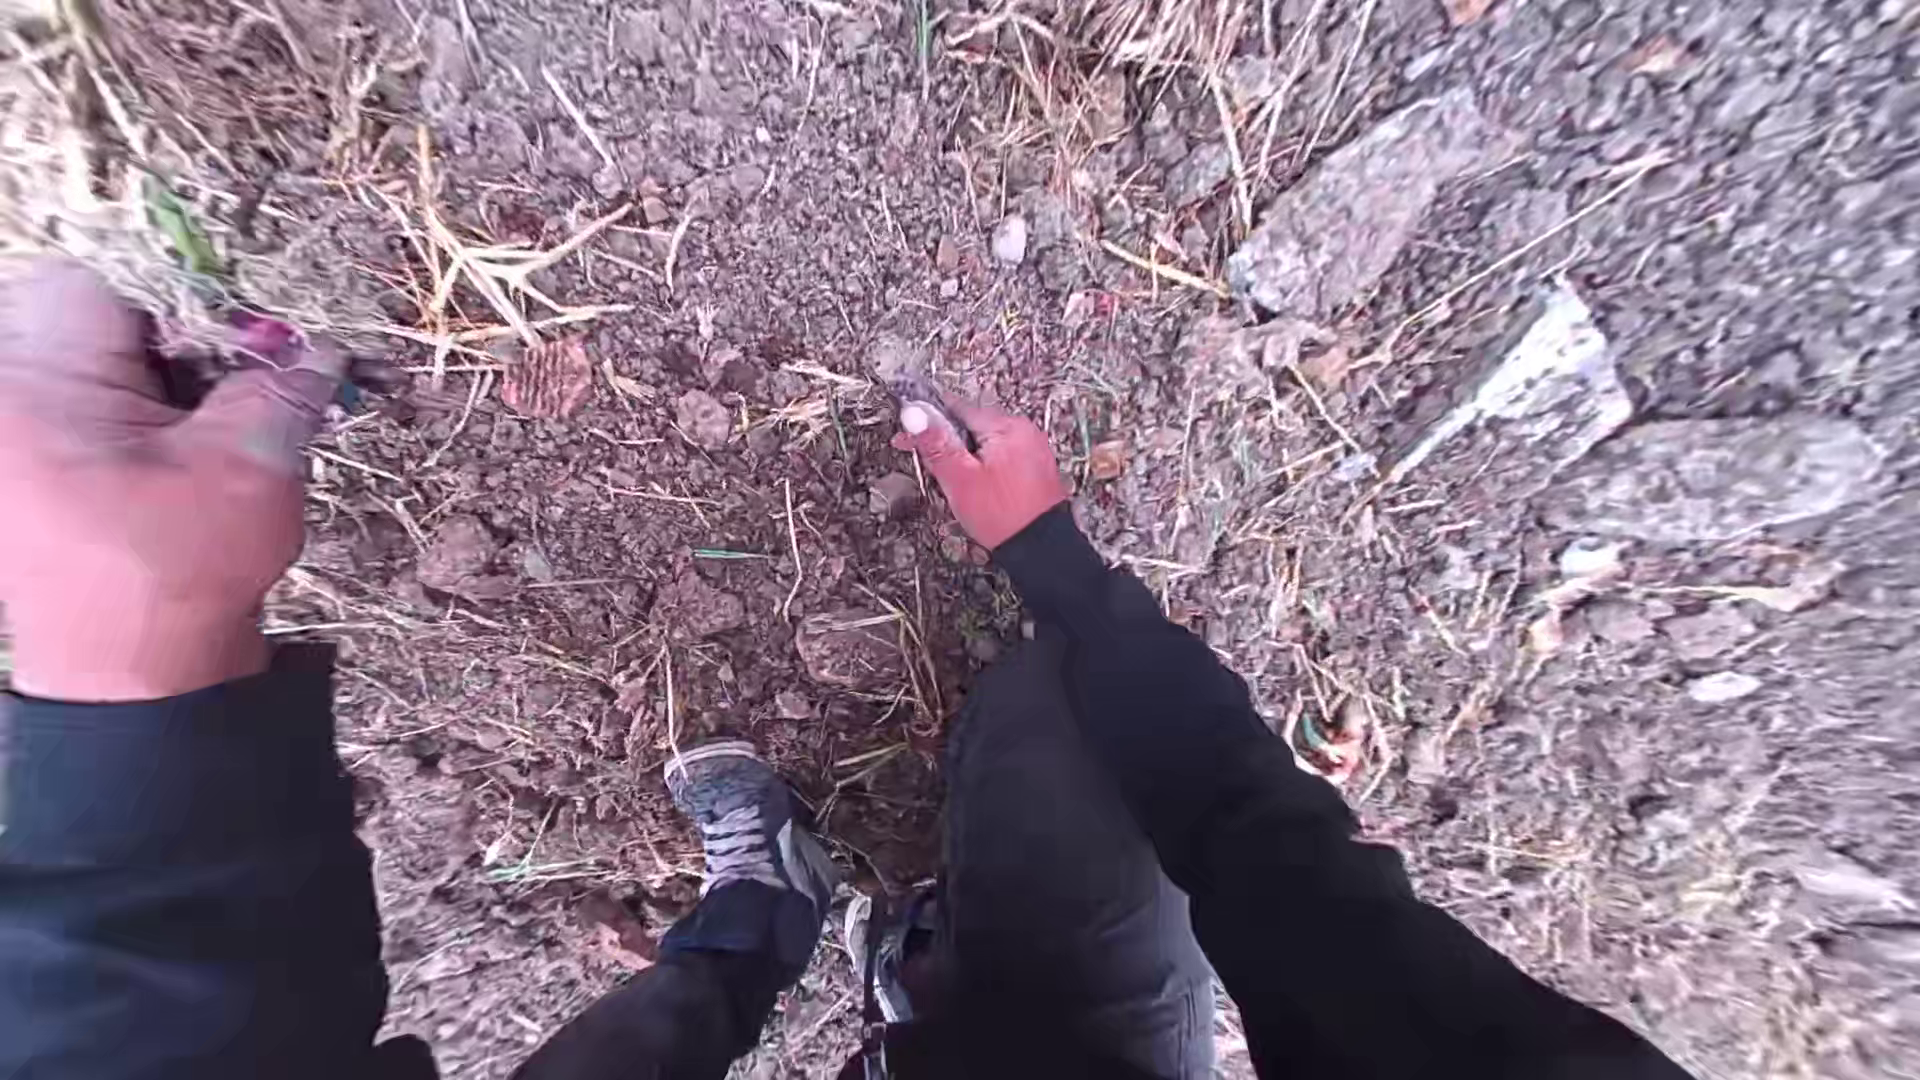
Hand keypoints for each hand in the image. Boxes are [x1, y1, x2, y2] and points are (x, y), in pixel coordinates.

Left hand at [0, 261, 341, 700]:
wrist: (139, 657)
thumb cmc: (184, 558)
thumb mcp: (250, 463)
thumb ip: (281, 392)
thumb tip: (321, 350)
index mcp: (27, 382)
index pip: (102, 289)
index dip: (198, 307)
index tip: (274, 350)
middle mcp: (7, 394)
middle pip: (114, 327)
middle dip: (214, 350)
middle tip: (288, 388)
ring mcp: (24, 431)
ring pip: (127, 370)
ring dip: (211, 387)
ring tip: (272, 424)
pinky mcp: (51, 461)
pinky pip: (124, 410)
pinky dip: (190, 416)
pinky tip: (238, 445)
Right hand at [891, 398, 1067, 549]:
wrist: (1040, 549)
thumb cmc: (1005, 518)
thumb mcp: (960, 479)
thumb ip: (936, 444)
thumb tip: (914, 415)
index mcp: (1007, 427)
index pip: (957, 408)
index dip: (928, 423)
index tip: (910, 434)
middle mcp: (1024, 432)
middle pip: (971, 428)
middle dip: (948, 447)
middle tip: (935, 470)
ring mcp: (1032, 450)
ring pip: (984, 446)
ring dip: (966, 461)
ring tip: (961, 488)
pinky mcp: (1034, 469)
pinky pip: (1000, 460)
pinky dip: (984, 471)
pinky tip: (979, 491)